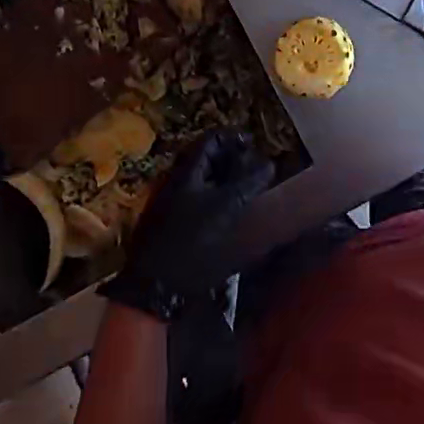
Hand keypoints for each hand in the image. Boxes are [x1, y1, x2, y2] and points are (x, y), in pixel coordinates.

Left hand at [101, 129, 273, 321]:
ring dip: (224, 177)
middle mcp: (176, 179)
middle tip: (255, 167)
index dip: (234, 139)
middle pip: (205, 157)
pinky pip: (197, 195)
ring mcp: (171, 200)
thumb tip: (269, 164)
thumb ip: (248, 184)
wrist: (154, 284)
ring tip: (247, 187)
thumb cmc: (191, 241)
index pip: (212, 139)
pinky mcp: (170, 220)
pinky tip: (229, 210)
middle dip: (231, 158)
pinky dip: (216, 195)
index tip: (256, 146)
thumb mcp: (226, 208)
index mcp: (187, 170)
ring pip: (202, 178)